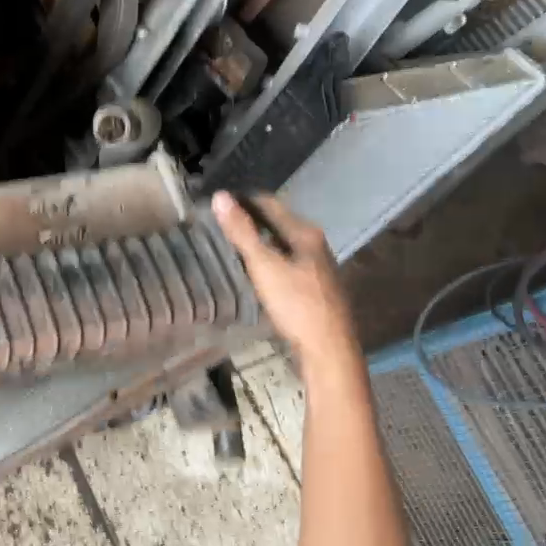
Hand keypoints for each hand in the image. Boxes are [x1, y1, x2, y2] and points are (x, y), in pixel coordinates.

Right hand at [212, 191, 358, 366]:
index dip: (243, 200)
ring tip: (230, 242)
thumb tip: (220, 196)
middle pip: (277, 222)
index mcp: (305, 233)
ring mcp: (318, 266)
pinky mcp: (315, 285)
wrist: (329, 348)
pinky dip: (268, 257)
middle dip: (250, 219)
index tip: (217, 202)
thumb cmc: (296, 304)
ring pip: (282, 243)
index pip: (269, 203)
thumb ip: (242, 232)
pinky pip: (286, 260)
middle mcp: (315, 244)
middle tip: (219, 221)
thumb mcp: (264, 266)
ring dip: (259, 239)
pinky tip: (255, 268)